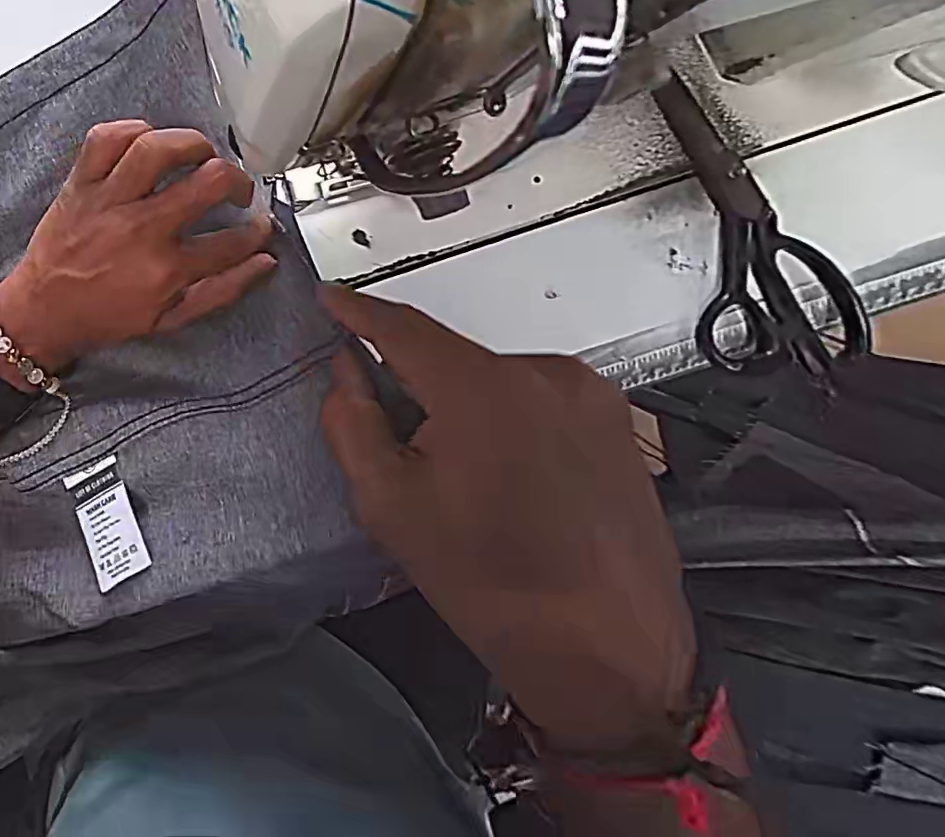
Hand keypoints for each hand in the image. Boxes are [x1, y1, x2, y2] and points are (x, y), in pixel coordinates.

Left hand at [0, 120, 276, 375]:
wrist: (43, 312)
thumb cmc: (103, 316)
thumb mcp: (169, 319)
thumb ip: (220, 292)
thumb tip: (262, 263)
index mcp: (165, 270)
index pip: (232, 241)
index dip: (257, 231)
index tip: (259, 224)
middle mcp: (141, 230)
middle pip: (209, 183)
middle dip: (238, 181)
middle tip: (235, 187)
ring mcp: (108, 203)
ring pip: (158, 149)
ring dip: (191, 143)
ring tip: (200, 154)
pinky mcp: (80, 186)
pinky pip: (105, 139)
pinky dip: (130, 130)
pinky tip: (146, 142)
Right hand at [317, 286, 695, 753]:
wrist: (603, 646)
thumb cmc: (493, 581)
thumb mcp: (387, 502)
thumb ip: (351, 422)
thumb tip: (346, 375)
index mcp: (481, 390)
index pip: (402, 326)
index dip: (357, 309)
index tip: (333, 297)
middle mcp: (543, 375)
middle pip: (445, 354)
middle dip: (410, 381)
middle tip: (397, 437)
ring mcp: (586, 393)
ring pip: (488, 375)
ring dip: (459, 402)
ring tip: (463, 474)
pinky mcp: (611, 416)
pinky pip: (530, 392)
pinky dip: (500, 414)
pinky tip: (502, 474)